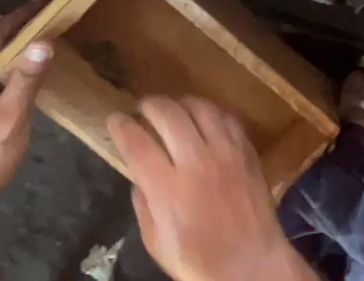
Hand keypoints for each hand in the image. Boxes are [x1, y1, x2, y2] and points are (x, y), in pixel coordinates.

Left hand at [0, 0, 53, 206]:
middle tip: (43, 20)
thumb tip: (43, 41)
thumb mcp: (10, 117)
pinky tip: (18, 82)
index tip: (40, 2)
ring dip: (8, 54)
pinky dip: (4, 73)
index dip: (15, 18)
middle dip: (14, 33)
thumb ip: (25, 79)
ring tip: (36, 46)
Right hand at [108, 97, 313, 280]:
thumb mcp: (156, 241)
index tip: (114, 119)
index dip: (122, 128)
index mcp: (168, 189)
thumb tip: (138, 173)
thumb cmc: (197, 259)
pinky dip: (209, 111)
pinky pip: (225, 117)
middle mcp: (196, 162)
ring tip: (171, 107)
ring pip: (200, 108)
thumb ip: (143, 203)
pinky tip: (201, 116)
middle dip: (151, 105)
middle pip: (170, 116)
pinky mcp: (245, 148)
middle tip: (142, 107)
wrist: (249, 260)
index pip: (138, 145)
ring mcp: (225, 151)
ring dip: (181, 102)